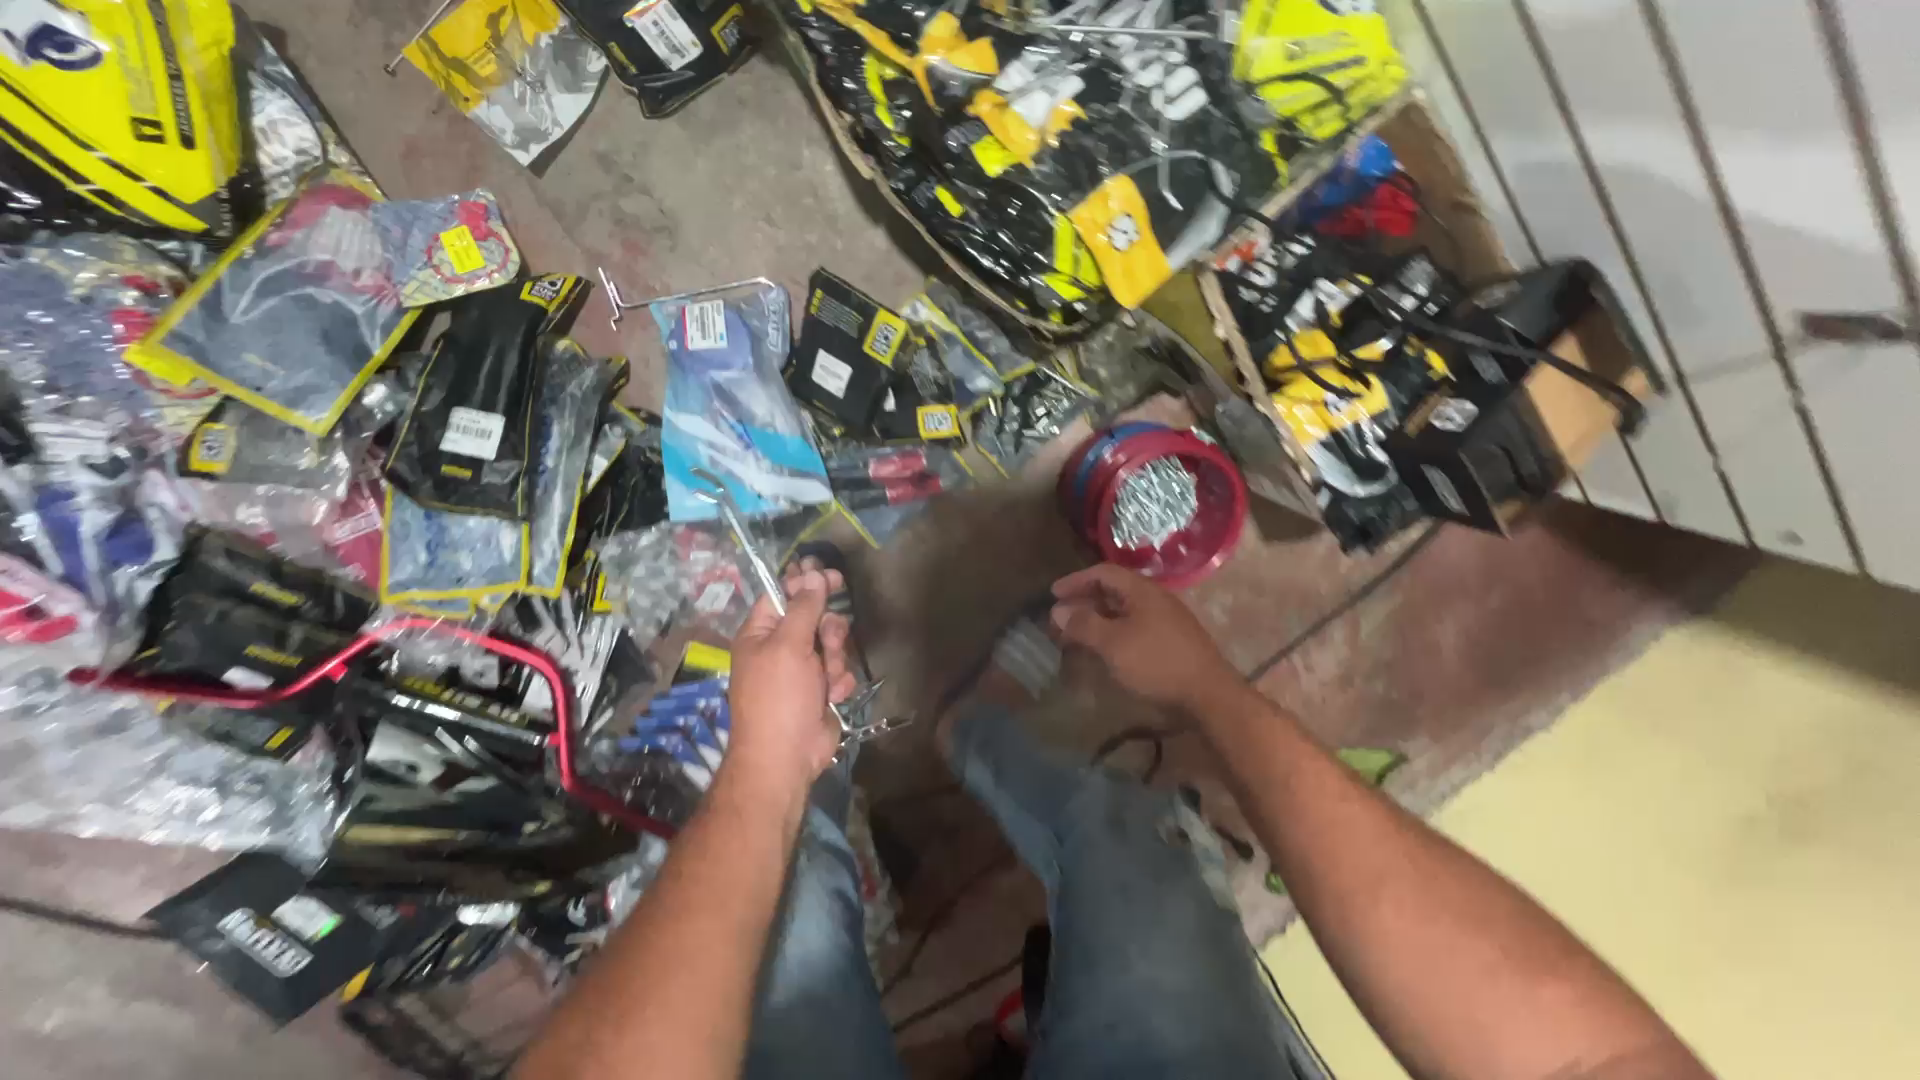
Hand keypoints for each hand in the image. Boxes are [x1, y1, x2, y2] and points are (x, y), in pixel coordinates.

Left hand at [726, 561, 854, 791]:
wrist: (786, 755)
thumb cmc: (778, 697)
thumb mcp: (789, 646)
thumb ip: (803, 608)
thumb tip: (812, 575)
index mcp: (760, 633)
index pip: (783, 595)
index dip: (807, 584)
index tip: (832, 576)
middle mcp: (779, 648)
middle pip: (814, 618)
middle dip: (827, 631)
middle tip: (827, 643)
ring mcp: (801, 671)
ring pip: (831, 644)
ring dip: (835, 660)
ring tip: (827, 679)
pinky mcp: (820, 690)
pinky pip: (839, 671)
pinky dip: (839, 682)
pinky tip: (833, 696)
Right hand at [1049, 564, 1241, 713]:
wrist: (1208, 696)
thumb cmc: (1156, 663)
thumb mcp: (1113, 643)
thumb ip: (1084, 624)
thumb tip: (1058, 610)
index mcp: (1142, 591)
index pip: (1104, 573)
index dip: (1076, 580)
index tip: (1053, 594)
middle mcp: (1155, 600)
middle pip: (1114, 592)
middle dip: (1084, 603)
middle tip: (1060, 619)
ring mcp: (1165, 622)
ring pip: (1123, 613)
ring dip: (1097, 621)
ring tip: (1075, 637)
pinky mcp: (1170, 643)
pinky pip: (1133, 629)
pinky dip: (1112, 635)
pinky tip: (1103, 653)